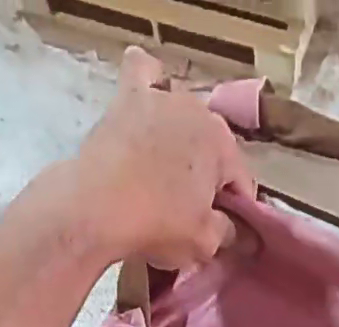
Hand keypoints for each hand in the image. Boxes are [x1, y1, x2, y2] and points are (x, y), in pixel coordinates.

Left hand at [68, 47, 255, 268]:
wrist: (97, 209)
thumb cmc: (158, 225)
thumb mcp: (205, 243)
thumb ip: (230, 233)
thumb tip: (241, 233)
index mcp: (224, 145)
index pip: (241, 182)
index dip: (236, 210)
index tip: (223, 229)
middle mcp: (198, 110)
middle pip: (213, 148)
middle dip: (209, 175)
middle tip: (190, 208)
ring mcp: (161, 97)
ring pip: (183, 114)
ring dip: (183, 136)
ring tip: (168, 168)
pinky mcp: (126, 96)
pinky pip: (144, 72)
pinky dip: (149, 82)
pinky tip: (148, 97)